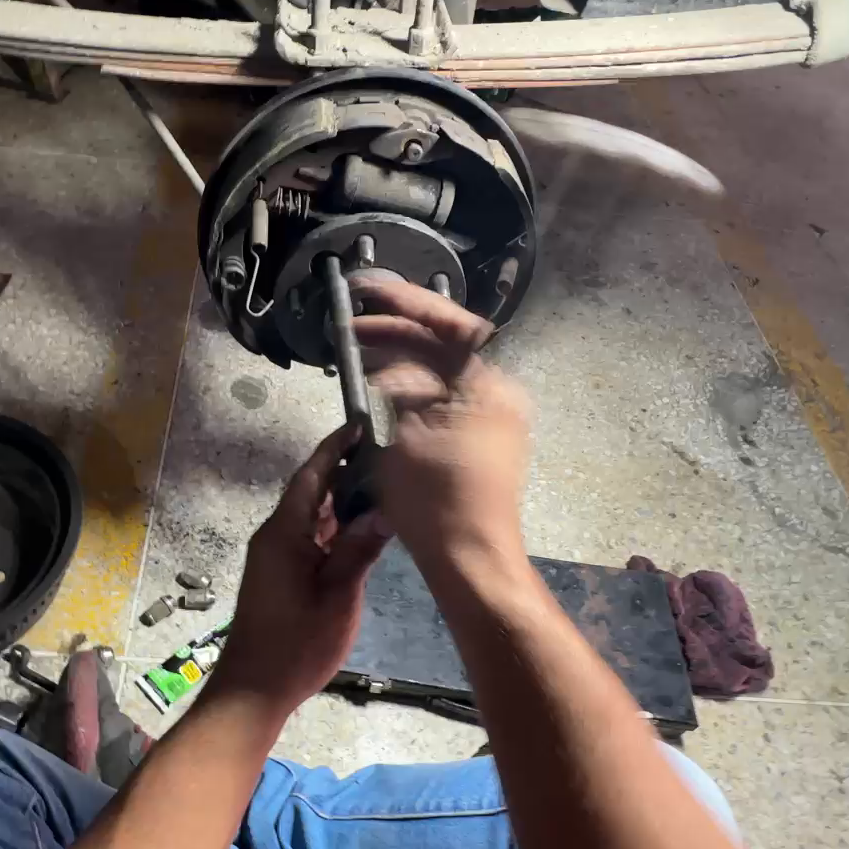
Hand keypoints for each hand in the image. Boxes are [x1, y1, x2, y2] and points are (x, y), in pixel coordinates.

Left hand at [209, 425, 393, 720]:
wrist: (254, 688)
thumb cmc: (297, 642)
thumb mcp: (338, 595)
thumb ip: (359, 549)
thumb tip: (385, 510)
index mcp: (284, 533)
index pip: (310, 476)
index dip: (333, 448)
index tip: (359, 425)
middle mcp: (275, 536)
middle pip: (310, 492)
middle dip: (342, 470)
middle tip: (382, 453)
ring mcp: (276, 556)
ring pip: (310, 517)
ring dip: (339, 500)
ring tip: (379, 482)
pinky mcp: (280, 575)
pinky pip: (308, 538)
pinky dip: (332, 528)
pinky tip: (360, 527)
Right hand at [350, 277, 534, 564]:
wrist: (469, 558)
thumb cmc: (437, 499)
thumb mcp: (404, 436)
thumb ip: (398, 390)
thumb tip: (389, 371)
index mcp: (488, 386)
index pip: (450, 325)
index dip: (407, 303)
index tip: (369, 291)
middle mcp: (498, 394)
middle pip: (445, 349)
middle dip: (397, 335)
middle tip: (351, 327)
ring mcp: (492, 418)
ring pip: (441, 375)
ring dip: (402, 364)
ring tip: (359, 353)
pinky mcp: (480, 439)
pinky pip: (444, 401)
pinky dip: (413, 392)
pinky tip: (381, 391)